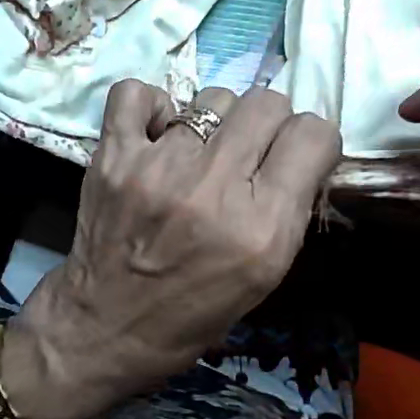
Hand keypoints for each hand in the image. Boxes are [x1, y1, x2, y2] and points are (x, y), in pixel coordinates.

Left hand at [4, 82, 340, 418]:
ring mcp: (159, 167)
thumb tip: (297, 149)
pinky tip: (154, 134)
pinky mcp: (113, 157)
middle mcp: (214, 188)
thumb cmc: (190, 312)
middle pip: (267, 104)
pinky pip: (136, 93)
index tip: (290, 158)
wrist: (105, 325)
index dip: (307, 143)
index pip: (313, 134)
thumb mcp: (265, 276)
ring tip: (195, 155)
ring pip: (213, 96)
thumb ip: (288, 208)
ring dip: (214, 122)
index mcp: (263, 228)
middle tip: (244, 155)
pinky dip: (150, 106)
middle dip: (266, 127)